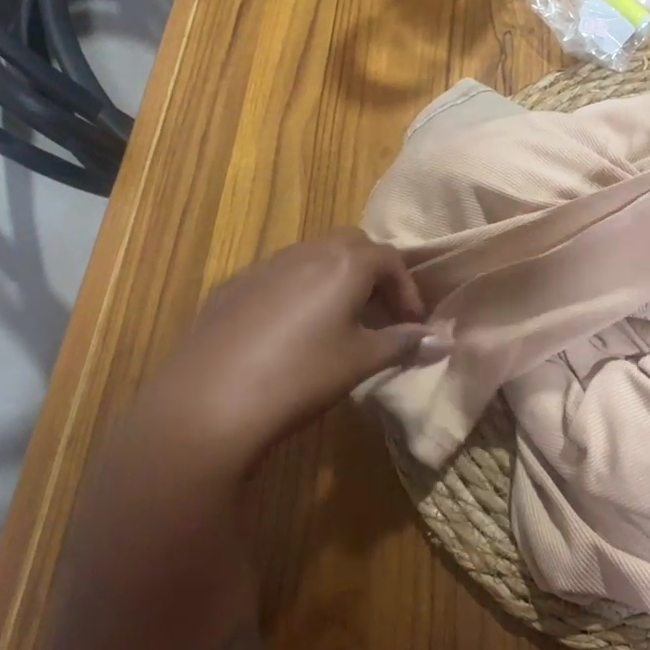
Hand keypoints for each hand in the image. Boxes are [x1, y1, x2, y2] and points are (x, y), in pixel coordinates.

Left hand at [156, 229, 448, 463]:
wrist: (205, 404)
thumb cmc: (299, 376)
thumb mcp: (360, 362)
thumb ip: (403, 343)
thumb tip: (444, 339)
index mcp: (345, 263)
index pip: (390, 259)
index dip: (407, 290)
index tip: (413, 324)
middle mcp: (305, 252)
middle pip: (350, 245)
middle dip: (371, 272)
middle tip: (379, 312)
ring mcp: (262, 267)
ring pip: (310, 257)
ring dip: (332, 280)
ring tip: (337, 323)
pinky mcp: (228, 289)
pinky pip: (276, 278)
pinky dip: (296, 293)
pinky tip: (287, 335)